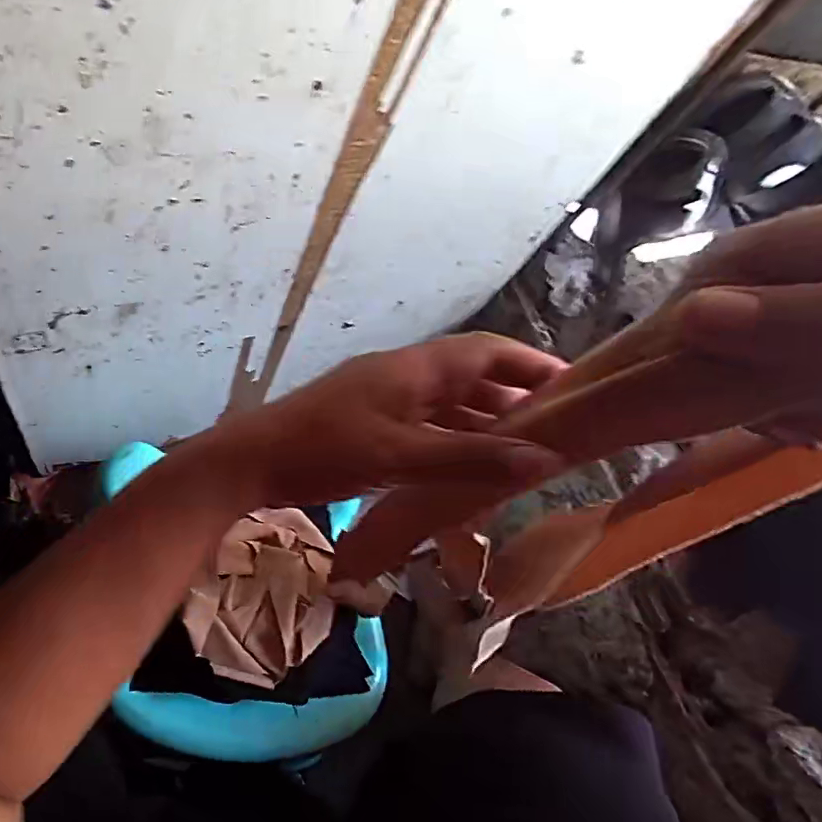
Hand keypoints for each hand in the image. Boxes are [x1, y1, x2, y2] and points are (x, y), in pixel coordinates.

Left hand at [185, 332, 566, 510]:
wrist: (248, 462)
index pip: (486, 352)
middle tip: (553, 434)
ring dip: (477, 427)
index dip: (531, 366)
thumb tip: (546, 457)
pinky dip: (443, 443)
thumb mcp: (399, 455)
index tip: (573, 389)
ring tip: (517, 458)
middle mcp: (398, 377)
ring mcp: (376, 401)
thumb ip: (468, 457)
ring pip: (440, 407)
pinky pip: (415, 427)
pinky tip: (459, 469)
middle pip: (467, 380)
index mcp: (412, 369)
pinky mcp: (359, 426)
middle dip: (510, 402)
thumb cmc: (322, 450)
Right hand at [673, 172, 821, 494]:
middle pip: (761, 298)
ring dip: (750, 385)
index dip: (680, 312)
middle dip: (704, 356)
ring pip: (788, 338)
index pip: (754, 259)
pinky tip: (813, 432)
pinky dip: (800, 403)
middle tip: (659, 412)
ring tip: (761, 430)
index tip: (628, 371)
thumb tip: (691, 317)